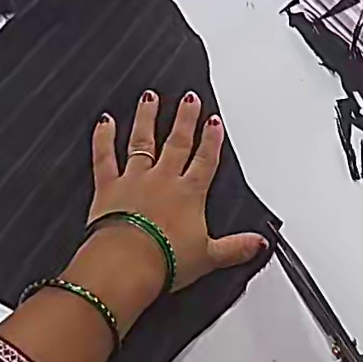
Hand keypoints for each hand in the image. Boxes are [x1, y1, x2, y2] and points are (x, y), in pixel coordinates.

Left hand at [90, 89, 267, 292]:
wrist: (127, 263)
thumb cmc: (165, 261)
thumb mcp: (209, 257)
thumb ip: (236, 248)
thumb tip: (259, 245)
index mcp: (190, 194)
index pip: (205, 160)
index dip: (211, 139)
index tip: (214, 121)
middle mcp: (163, 180)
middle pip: (178, 143)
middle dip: (185, 119)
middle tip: (189, 99)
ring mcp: (134, 180)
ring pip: (143, 142)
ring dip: (147, 118)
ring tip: (150, 98)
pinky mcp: (108, 188)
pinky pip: (105, 157)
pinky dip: (103, 138)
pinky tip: (104, 122)